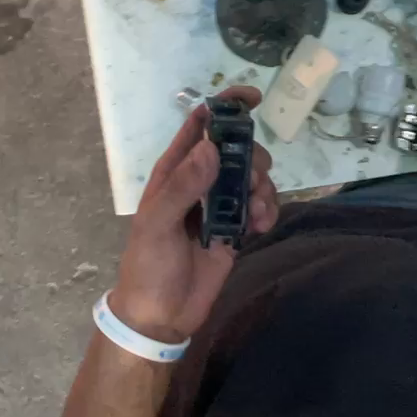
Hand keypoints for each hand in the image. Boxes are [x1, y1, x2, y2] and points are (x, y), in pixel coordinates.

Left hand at [109, 86, 277, 343]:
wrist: (160, 316)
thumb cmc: (149, 266)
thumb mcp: (158, 224)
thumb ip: (184, 185)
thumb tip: (211, 146)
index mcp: (175, 171)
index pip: (202, 125)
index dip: (226, 106)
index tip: (253, 100)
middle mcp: (200, 181)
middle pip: (238, 150)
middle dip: (253, 159)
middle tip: (252, 182)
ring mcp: (219, 205)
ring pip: (253, 178)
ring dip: (263, 189)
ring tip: (256, 214)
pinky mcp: (236, 229)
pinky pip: (261, 207)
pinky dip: (268, 212)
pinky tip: (262, 228)